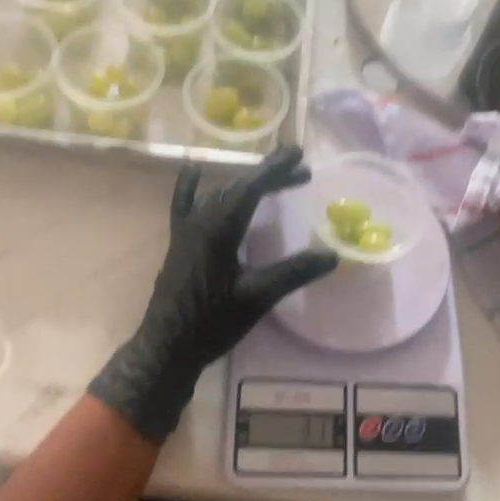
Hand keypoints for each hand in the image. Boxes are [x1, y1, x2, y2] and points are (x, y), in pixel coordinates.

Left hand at [89, 146, 338, 441]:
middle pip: (238, 187)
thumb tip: (332, 254)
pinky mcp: (180, 243)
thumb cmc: (212, 322)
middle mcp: (200, 221)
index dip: (276, 168)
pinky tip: (193, 171)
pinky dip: (192, 188)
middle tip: (300, 170)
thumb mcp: (258, 297)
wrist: (167, 347)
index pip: (251, 186)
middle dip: (269, 176)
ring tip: (272, 181)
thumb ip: (294, 272)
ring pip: (219, 196)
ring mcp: (186, 231)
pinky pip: (186, 206)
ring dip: (247, 185)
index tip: (298, 154)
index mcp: (219, 228)